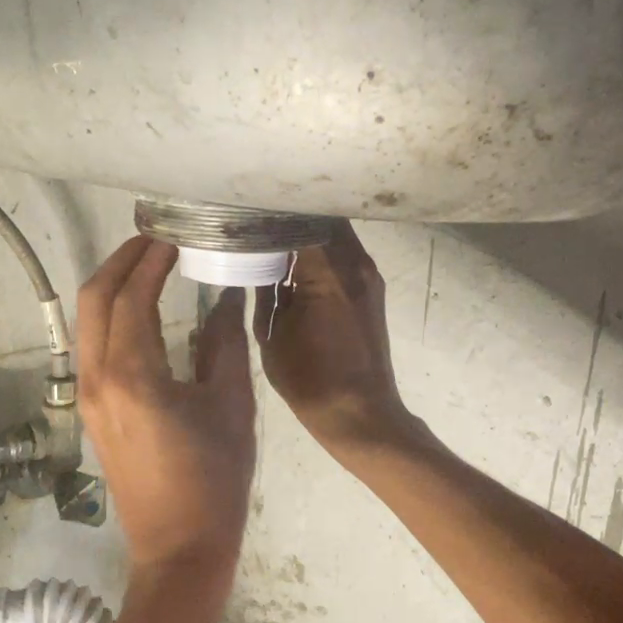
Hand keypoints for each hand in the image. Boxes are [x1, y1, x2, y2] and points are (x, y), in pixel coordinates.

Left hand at [77, 237, 255, 572]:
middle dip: (121, 261)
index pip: (132, 296)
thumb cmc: (215, 479)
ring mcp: (88, 397)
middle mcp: (97, 379)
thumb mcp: (231, 406)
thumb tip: (226, 297)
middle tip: (156, 240)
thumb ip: (225, 343)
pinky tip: (141, 311)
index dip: (152, 260)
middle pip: (94, 299)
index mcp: (133, 375)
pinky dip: (110, 316)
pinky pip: (92, 347)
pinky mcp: (91, 412)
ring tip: (149, 266)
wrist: (179, 549)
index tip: (175, 236)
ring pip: (87, 322)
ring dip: (112, 286)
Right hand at [257, 222, 413, 449]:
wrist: (360, 414)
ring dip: (311, 231)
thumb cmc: (310, 380)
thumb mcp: (272, 335)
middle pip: (324, 219)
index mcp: (326, 273)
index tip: (250, 209)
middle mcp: (354, 265)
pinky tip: (297, 259)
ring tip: (276, 233)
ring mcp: (368, 276)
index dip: (274, 212)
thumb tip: (257, 260)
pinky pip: (346, 254)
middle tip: (262, 216)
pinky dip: (324, 249)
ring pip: (338, 234)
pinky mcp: (372, 289)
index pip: (300, 221)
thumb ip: (265, 291)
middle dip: (294, 215)